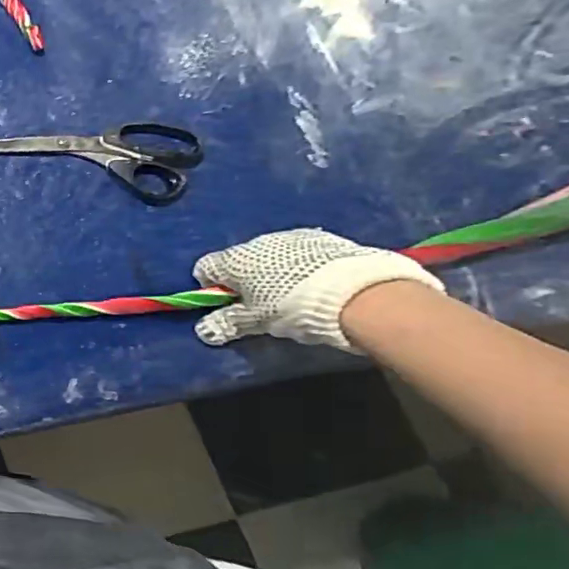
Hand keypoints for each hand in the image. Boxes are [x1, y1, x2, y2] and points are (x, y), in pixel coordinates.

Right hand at [191, 228, 444, 351]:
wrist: (365, 295)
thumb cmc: (294, 308)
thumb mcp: (257, 322)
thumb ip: (227, 323)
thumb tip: (203, 331)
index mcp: (233, 260)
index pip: (206, 268)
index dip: (213, 287)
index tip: (229, 303)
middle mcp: (258, 242)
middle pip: (240, 260)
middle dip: (246, 278)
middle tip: (263, 302)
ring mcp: (295, 237)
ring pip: (273, 255)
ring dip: (275, 270)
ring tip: (296, 292)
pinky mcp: (328, 238)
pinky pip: (303, 252)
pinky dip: (303, 265)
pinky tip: (319, 282)